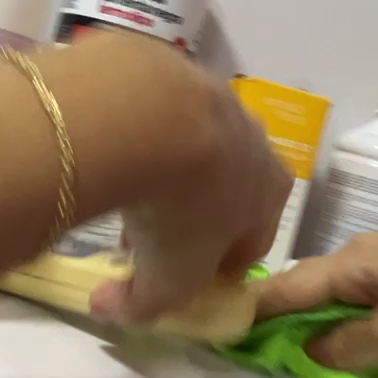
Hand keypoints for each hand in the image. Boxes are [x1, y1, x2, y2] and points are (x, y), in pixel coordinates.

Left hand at [87, 55, 291, 324]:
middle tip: (144, 237)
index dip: (214, 269)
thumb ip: (145, 306)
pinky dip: (136, 131)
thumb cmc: (180, 209)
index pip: (252, 243)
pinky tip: (108, 145)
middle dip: (187, 218)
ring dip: (162, 172)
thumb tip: (112, 307)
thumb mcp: (168, 280)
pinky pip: (154, 112)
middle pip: (222, 191)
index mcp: (270, 193)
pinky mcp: (172, 69)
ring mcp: (215, 99)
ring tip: (121, 188)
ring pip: (191, 148)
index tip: (178, 280)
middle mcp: (253, 141)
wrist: (150, 115)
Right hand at [252, 233, 377, 377]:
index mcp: (359, 257)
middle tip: (251, 345)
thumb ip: (345, 344)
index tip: (222, 327)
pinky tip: (343, 350)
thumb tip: (310, 348)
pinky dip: (352, 331)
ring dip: (320, 326)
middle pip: (315, 287)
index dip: (257, 307)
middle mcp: (375, 257)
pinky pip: (373, 312)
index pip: (291, 284)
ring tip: (287, 351)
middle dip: (284, 315)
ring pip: (345, 300)